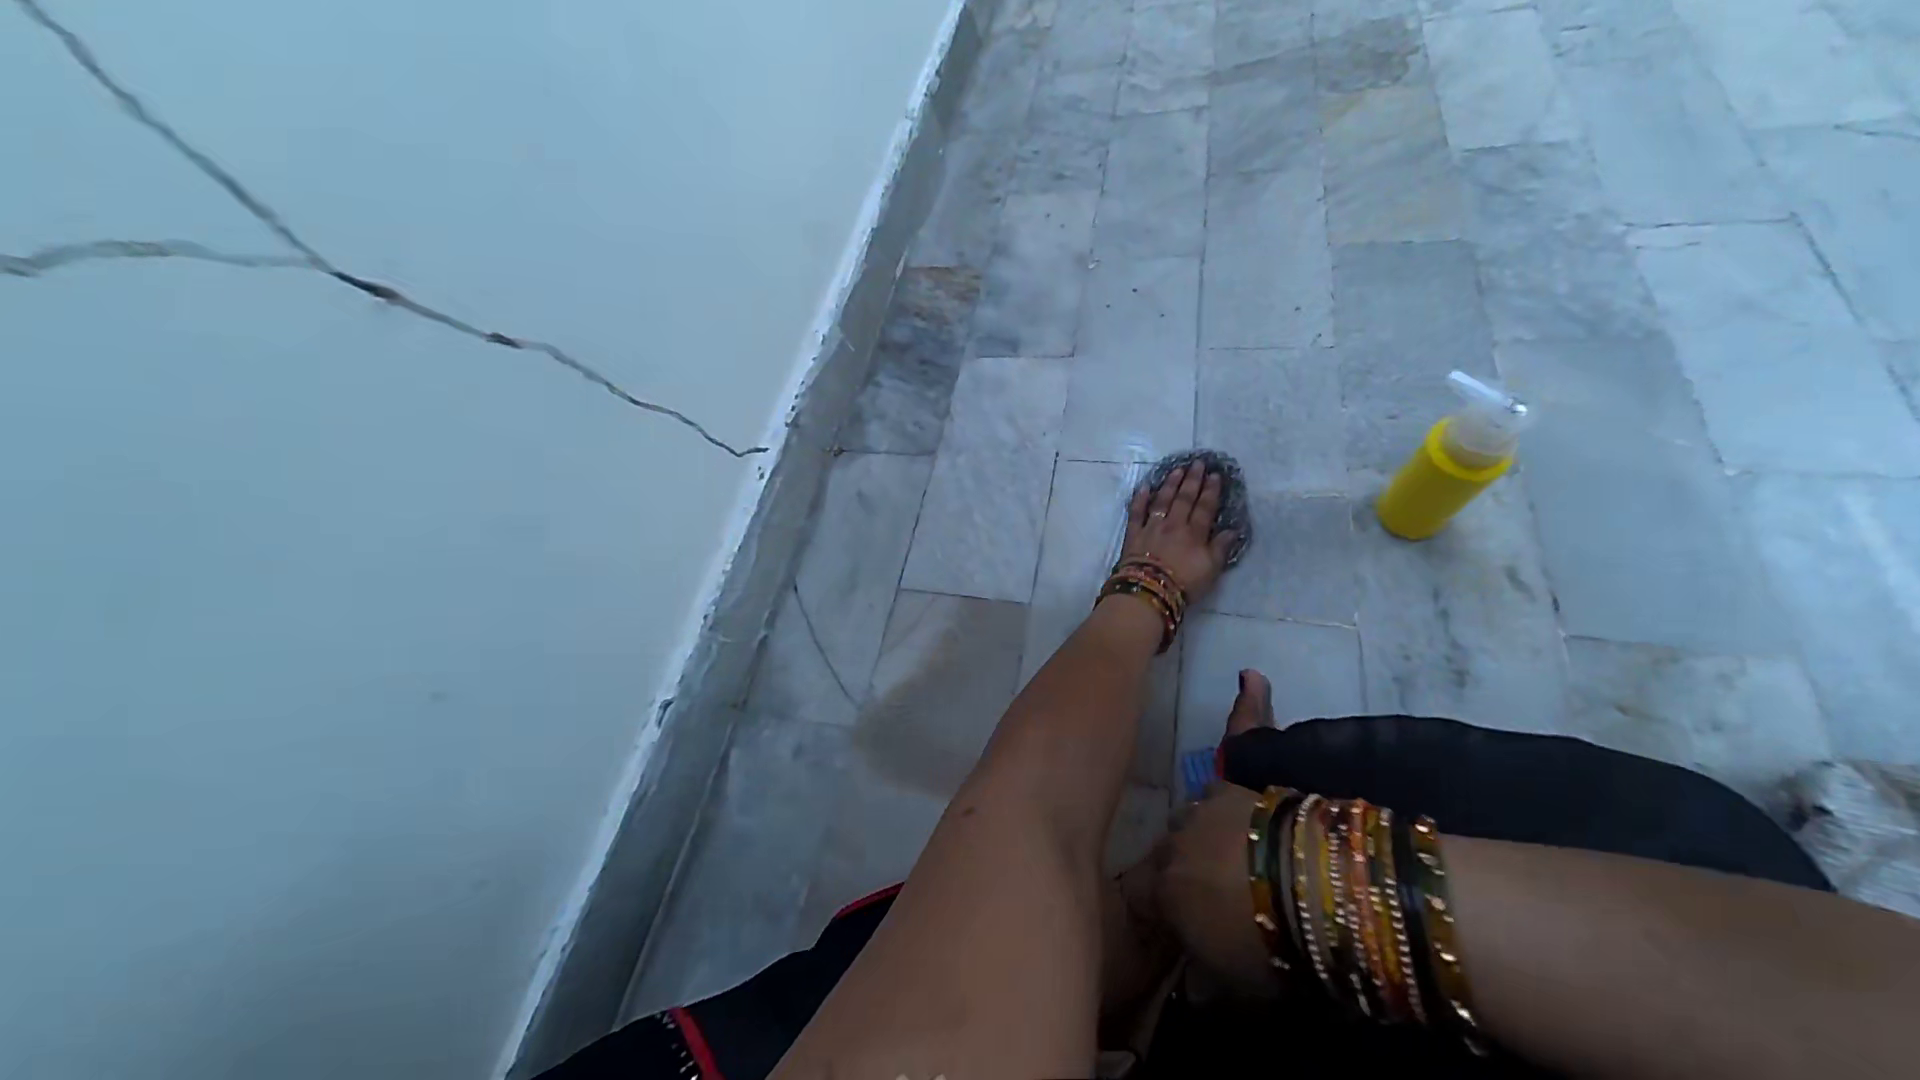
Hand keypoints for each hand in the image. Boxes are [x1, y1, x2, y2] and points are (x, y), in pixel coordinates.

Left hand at [1122, 464, 1237, 599]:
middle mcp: (1174, 524)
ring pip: (1162, 500)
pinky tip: (1144, 486)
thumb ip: (1221, 548)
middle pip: (1184, 498)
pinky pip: (1136, 512)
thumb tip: (1232, 530)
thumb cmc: (1184, 583)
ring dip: (1170, 483)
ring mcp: (1152, 527)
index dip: (1211, 490)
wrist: (1149, 590)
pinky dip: (1140, 498)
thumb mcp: (1211, 569)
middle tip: (1198, 463)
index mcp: (1194, 533)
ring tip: (1177, 469)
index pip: (1205, 507)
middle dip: (1192, 479)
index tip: (1215, 475)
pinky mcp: (1134, 533)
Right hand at [1155, 784, 1275, 991]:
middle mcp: (1169, 848)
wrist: (1309, 883)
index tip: (1172, 921)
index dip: (1153, 907)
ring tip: (1222, 855)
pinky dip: (1220, 811)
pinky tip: (1239, 825)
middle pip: (1160, 857)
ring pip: (1182, 824)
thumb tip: (1191, 987)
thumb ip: (1204, 982)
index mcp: (1161, 894)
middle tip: (1202, 889)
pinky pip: (1211, 797)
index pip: (1137, 896)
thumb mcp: (1235, 984)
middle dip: (1174, 870)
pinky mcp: (1227, 792)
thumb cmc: (1266, 944)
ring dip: (1195, 838)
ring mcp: (1196, 814)